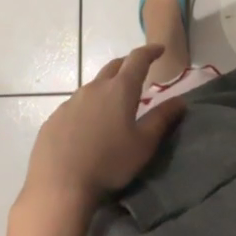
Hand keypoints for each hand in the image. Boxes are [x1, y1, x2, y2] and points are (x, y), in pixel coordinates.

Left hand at [22, 45, 184, 205]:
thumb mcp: (143, 144)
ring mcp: (71, 102)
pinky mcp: (54, 118)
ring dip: (107, 88)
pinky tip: (88, 128)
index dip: (150, 51)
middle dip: (128, 65)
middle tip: (138, 73)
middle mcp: (94, 88)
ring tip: (114, 105)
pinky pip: (75, 105)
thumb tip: (180, 100)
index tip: (159, 49)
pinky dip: (88, 107)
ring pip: (93, 86)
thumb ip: (162, 119)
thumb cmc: (109, 163)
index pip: (138, 59)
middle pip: (114, 67)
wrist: (60, 186)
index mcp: (120, 90)